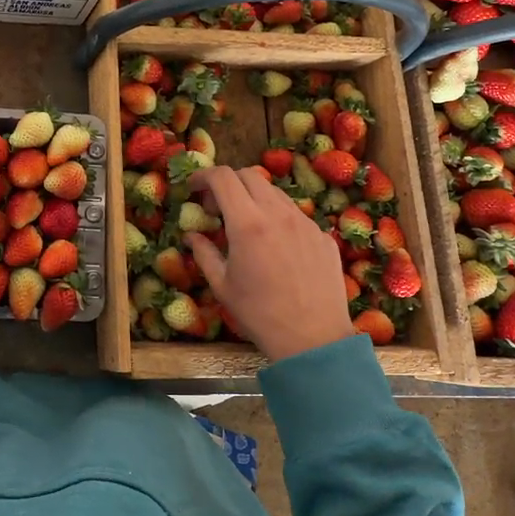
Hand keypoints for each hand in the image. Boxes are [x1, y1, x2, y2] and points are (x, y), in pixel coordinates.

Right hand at [187, 166, 353, 360]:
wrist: (314, 340)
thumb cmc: (260, 315)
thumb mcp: (222, 285)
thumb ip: (204, 253)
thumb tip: (191, 236)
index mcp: (247, 223)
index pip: (222, 177)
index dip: (203, 176)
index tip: (193, 188)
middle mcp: (278, 213)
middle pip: (249, 175)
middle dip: (228, 183)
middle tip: (217, 208)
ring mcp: (305, 222)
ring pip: (275, 192)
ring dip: (254, 198)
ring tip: (247, 225)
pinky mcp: (323, 236)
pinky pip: (296, 215)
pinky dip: (278, 218)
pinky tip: (276, 246)